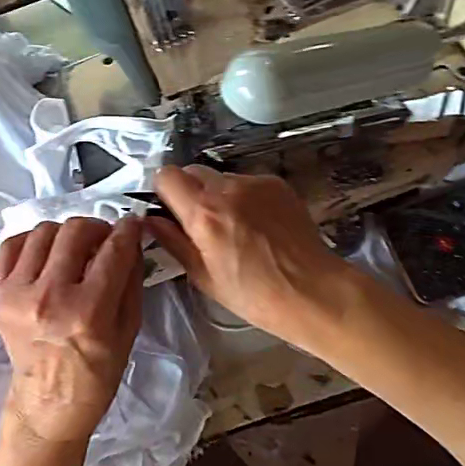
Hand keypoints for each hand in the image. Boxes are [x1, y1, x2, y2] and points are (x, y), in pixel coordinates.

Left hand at [0, 216, 146, 445]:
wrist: (49, 404)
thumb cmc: (97, 373)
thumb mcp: (129, 330)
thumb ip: (131, 280)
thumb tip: (132, 239)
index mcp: (89, 312)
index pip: (113, 250)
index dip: (128, 229)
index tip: (132, 223)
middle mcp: (50, 297)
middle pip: (75, 231)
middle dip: (96, 227)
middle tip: (103, 238)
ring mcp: (18, 294)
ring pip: (43, 232)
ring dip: (65, 234)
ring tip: (73, 248)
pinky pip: (11, 245)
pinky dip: (31, 242)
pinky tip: (45, 254)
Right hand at [147, 165, 362, 349]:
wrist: (314, 291)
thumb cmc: (254, 295)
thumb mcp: (204, 276)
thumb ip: (173, 242)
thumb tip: (150, 220)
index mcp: (204, 213)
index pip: (166, 175)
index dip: (162, 191)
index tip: (169, 210)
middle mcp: (227, 189)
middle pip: (191, 170)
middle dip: (187, 191)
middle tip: (198, 222)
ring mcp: (255, 183)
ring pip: (220, 177)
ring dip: (217, 194)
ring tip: (234, 227)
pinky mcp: (277, 184)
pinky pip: (246, 183)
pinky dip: (243, 197)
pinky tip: (257, 225)